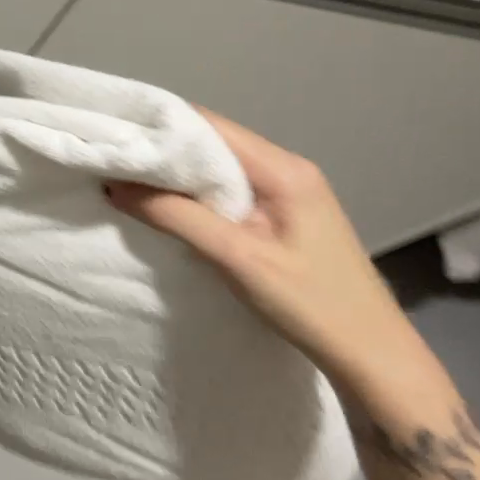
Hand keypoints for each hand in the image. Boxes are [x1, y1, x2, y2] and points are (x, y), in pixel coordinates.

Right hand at [105, 111, 446, 401]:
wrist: (373, 356)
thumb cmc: (311, 303)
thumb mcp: (235, 257)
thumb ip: (174, 215)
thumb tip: (113, 185)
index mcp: (282, 169)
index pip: (206, 124)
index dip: (155, 123)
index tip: (109, 131)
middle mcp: (285, 169)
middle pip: (208, 139)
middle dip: (156, 144)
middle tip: (107, 156)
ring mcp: (284, 192)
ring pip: (213, 163)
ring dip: (169, 169)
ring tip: (122, 176)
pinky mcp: (278, 214)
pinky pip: (222, 186)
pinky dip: (187, 188)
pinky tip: (160, 202)